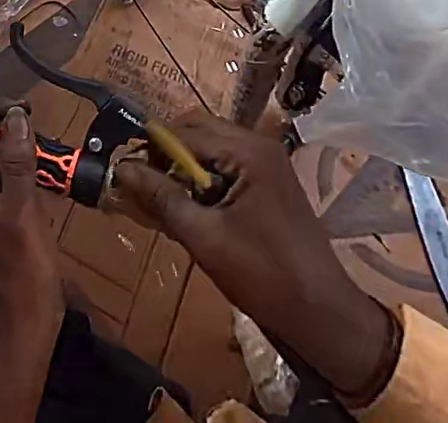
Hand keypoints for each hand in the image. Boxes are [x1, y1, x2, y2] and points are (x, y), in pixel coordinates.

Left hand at [0, 87, 63, 419]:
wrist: (24, 337)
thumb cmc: (18, 280)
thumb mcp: (21, 218)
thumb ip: (17, 166)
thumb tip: (13, 115)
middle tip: (21, 110)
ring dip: (9, 136)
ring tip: (36, 125)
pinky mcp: (11, 215)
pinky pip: (12, 175)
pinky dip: (26, 160)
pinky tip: (49, 158)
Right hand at [112, 112, 396, 399]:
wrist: (326, 317)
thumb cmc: (264, 275)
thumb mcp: (204, 237)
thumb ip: (161, 197)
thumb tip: (121, 168)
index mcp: (247, 152)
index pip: (184, 133)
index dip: (151, 149)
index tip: (126, 173)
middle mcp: (258, 145)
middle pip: (197, 129)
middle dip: (166, 152)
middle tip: (145, 183)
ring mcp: (267, 162)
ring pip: (208, 145)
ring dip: (183, 164)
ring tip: (165, 198)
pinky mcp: (268, 180)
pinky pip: (224, 162)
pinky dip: (202, 176)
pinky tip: (190, 206)